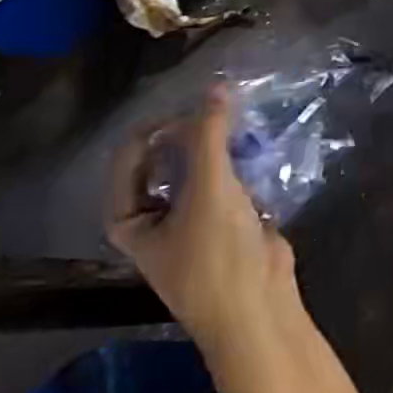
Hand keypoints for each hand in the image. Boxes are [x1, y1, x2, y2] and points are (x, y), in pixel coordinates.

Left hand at [107, 87, 299, 348]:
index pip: (132, 154)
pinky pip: (230, 179)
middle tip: (228, 112)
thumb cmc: (216, 255)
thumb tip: (216, 86)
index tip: (200, 112)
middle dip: (197, 132)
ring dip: (224, 145)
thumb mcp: (208, 191)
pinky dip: (243, 163)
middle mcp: (155, 213)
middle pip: (168, 157)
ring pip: (202, 167)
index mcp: (129, 215)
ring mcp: (193, 217)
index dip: (162, 126)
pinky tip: (262, 150)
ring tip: (248, 126)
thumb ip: (210, 136)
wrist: (256, 306)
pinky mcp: (229, 219)